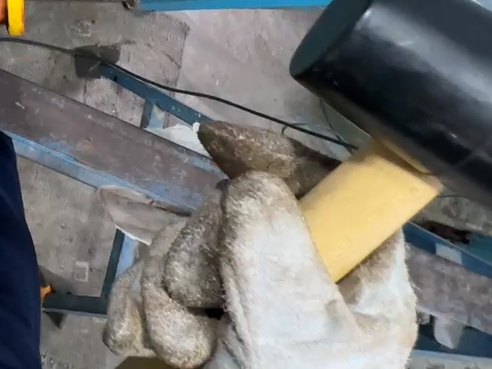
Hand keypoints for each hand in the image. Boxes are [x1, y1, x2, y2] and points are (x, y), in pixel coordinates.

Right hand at [103, 125, 417, 368]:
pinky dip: (138, 306)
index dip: (273, 154)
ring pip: (179, 240)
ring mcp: (236, 291)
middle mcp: (294, 275)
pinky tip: (147, 341)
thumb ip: (275, 246)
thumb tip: (249, 181)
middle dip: (197, 257)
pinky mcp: (187, 306)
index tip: (216, 144)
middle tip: (206, 308)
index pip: (327, 184)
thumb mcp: (294, 331)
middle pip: (229, 209)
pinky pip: (146, 272)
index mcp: (352, 279)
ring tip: (183, 347)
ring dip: (165, 293)